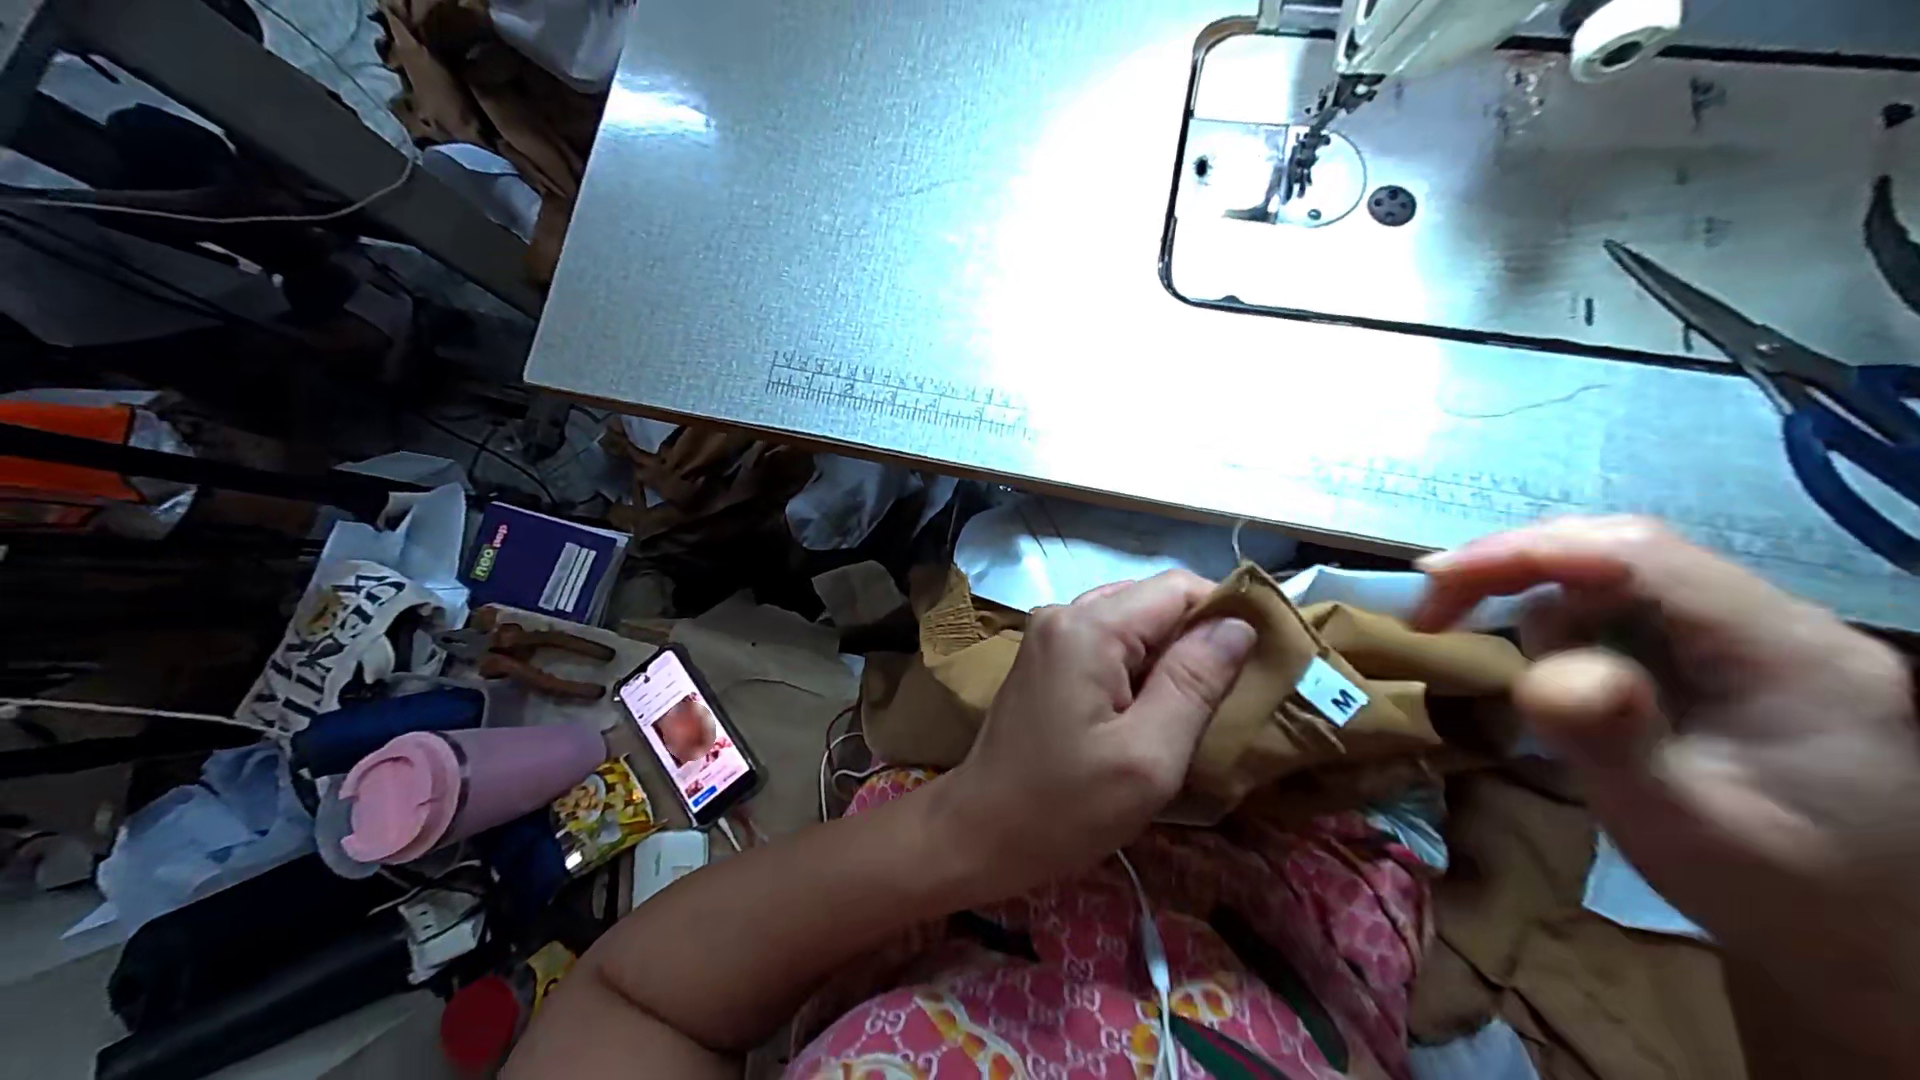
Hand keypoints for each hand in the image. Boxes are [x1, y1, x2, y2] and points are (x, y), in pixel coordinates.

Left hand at [927, 571, 1255, 904]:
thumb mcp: (1148, 756)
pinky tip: (1153, 707)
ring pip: (1132, 622)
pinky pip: (1107, 643)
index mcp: (1087, 628)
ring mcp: (1049, 635)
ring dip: (1170, 655)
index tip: (1264, 657)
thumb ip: (1196, 682)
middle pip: (1153, 601)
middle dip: (1199, 637)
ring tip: (1197, 705)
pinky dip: (1139, 666)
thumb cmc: (1064, 807)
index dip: (1226, 613)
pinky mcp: (1045, 658)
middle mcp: (1063, 614)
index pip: (1177, 588)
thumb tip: (1239, 625)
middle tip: (1232, 692)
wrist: (980, 832)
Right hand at [1414, 516, 1919, 1046]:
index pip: (1640, 555)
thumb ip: (1611, 739)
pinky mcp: (1716, 653)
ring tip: (1471, 636)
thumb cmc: (1768, 890)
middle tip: (1432, 610)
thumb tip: (1544, 671)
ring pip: (1610, 571)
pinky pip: (1617, 606)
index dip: (1527, 552)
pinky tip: (1538, 661)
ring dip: (1526, 593)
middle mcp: (1773, 622)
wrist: (1857, 941)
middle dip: (1511, 565)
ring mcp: (1746, 634)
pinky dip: (1554, 620)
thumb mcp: (1677, 824)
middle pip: (1618, 549)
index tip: (1435, 582)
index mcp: (1788, 652)